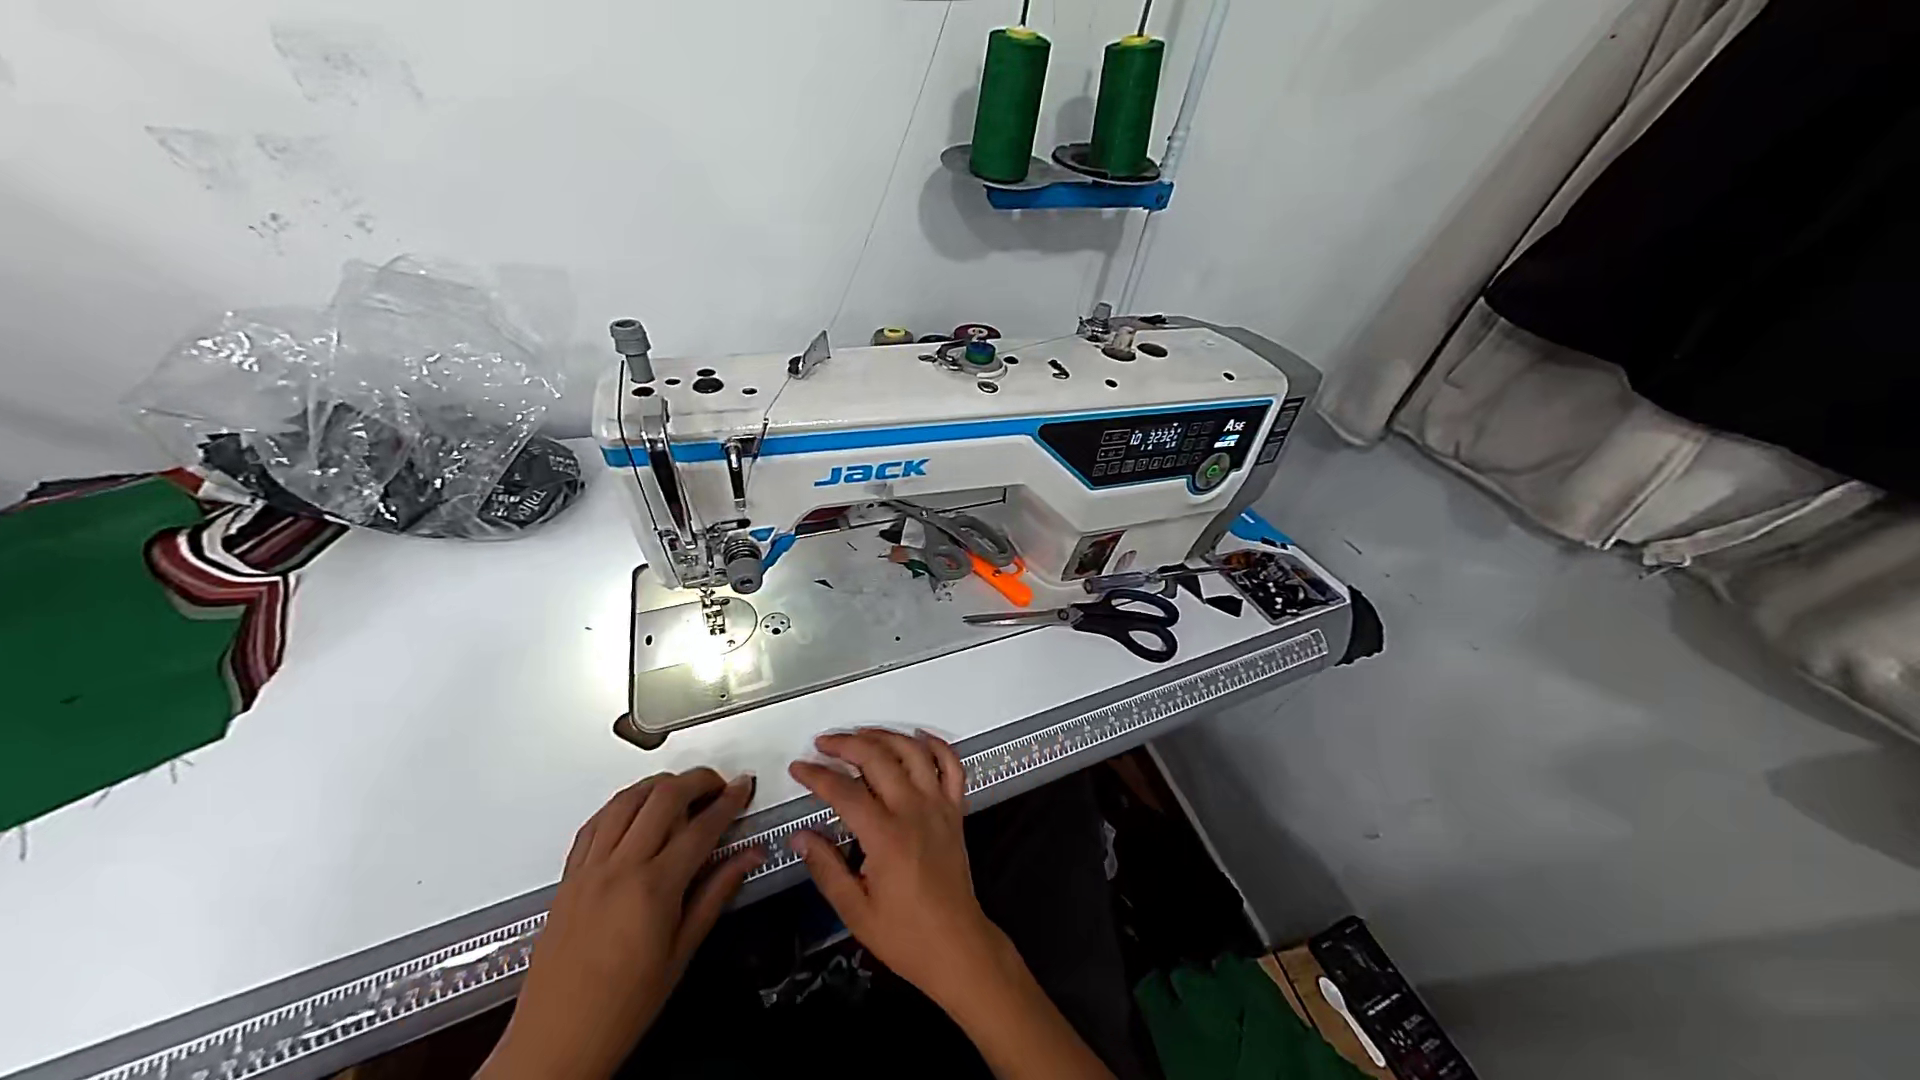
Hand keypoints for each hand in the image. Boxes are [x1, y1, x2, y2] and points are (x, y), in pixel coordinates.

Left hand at [480, 770, 760, 1079]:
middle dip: (698, 780)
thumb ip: (718, 892)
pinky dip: (620, 804)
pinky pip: (595, 822)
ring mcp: (590, 870)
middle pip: (664, 797)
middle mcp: (619, 870)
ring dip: (659, 784)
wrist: (556, 1042)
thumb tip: (748, 858)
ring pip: (627, 799)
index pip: (702, 825)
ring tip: (681, 787)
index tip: (742, 788)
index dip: (729, 800)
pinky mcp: (568, 877)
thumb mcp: (683, 950)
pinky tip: (634, 806)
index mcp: (654, 889)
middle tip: (717, 784)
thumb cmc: (619, 1008)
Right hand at [790, 732, 1112, 1078]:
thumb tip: (800, 836)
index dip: (817, 775)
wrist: (957, 946)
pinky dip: (936, 744)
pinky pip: (951, 766)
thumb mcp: (855, 910)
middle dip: (846, 744)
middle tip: (823, 743)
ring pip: (913, 753)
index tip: (798, 767)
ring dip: (885, 736)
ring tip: (860, 734)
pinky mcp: (956, 810)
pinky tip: (917, 736)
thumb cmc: (905, 935)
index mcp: (886, 836)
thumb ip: (825, 867)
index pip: (845, 791)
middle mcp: (914, 811)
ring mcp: (939, 806)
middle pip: (878, 759)